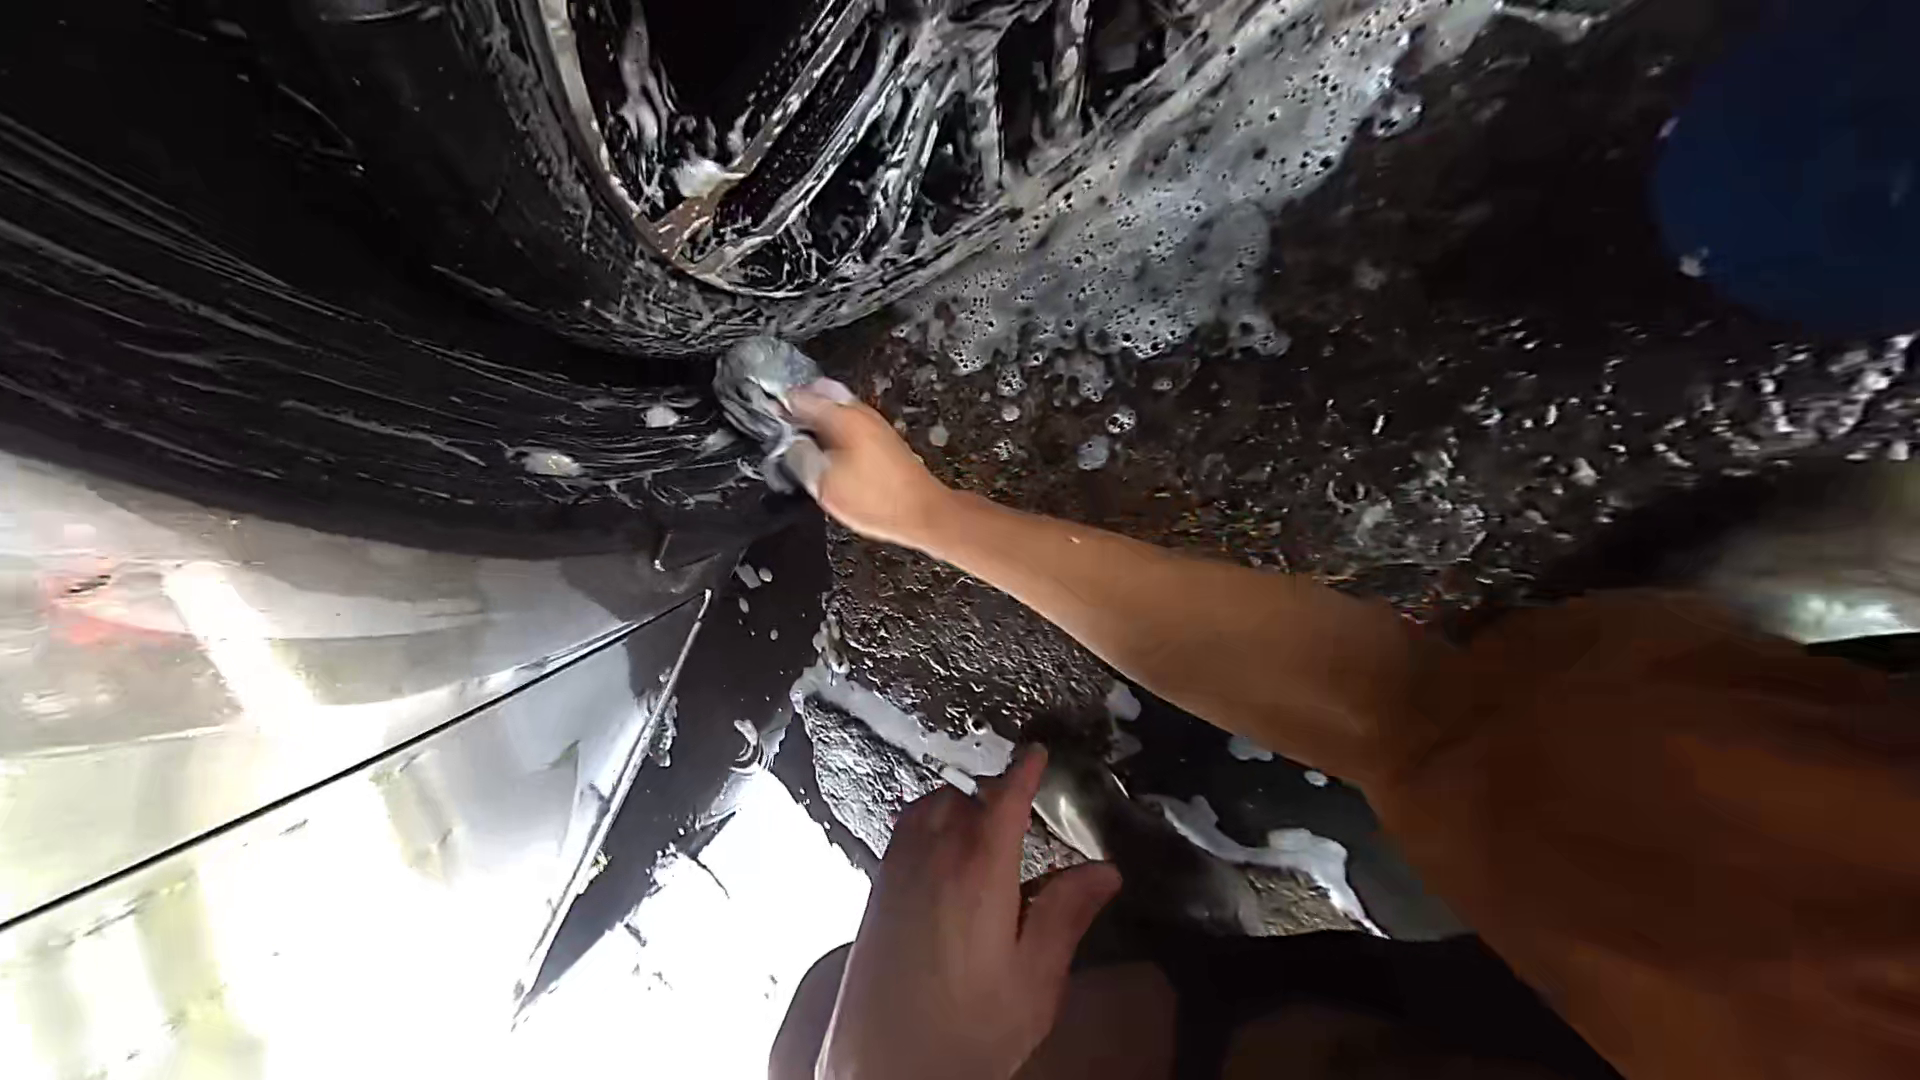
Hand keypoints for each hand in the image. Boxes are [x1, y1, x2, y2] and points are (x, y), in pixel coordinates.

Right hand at [785, 380, 955, 548]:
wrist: (922, 512)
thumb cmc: (881, 501)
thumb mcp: (825, 484)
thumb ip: (801, 458)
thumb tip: (791, 447)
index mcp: (842, 418)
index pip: (800, 396)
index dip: (779, 404)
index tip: (768, 412)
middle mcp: (861, 414)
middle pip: (822, 393)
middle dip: (800, 405)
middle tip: (784, 421)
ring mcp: (876, 425)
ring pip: (839, 408)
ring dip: (819, 417)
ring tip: (804, 438)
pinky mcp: (885, 440)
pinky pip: (853, 424)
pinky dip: (836, 430)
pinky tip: (830, 451)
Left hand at [818, 747, 1122, 1079]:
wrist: (881, 1070)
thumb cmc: (967, 1030)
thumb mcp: (1033, 983)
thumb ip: (1066, 915)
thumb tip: (1105, 871)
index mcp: (981, 869)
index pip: (1006, 799)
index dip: (1025, 770)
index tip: (1037, 751)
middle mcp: (937, 851)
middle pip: (970, 796)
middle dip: (996, 796)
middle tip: (1018, 819)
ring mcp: (901, 862)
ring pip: (936, 803)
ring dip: (963, 804)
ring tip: (984, 834)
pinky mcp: (879, 880)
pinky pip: (909, 823)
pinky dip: (932, 817)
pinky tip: (943, 850)